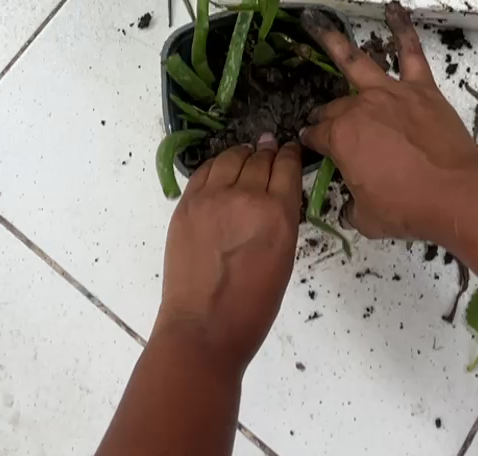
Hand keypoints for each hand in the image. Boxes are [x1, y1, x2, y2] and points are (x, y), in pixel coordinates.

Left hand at [154, 135, 303, 369]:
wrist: (203, 328)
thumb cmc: (253, 305)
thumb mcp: (284, 256)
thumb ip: (281, 217)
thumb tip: (275, 190)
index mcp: (278, 213)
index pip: (287, 166)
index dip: (290, 154)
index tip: (290, 150)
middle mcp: (247, 196)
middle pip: (260, 158)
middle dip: (268, 154)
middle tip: (269, 151)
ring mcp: (212, 197)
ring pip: (232, 157)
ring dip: (242, 155)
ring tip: (245, 157)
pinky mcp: (187, 203)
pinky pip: (205, 170)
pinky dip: (217, 166)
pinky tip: (221, 170)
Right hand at [298, 4, 477, 240]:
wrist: (455, 192)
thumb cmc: (408, 207)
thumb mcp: (367, 218)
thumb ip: (352, 207)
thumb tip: (349, 208)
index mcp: (341, 138)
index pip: (318, 136)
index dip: (312, 142)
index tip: (311, 145)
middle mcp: (359, 108)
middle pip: (334, 107)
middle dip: (324, 114)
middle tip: (322, 121)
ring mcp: (390, 93)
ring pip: (357, 62)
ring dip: (334, 41)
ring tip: (317, 23)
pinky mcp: (421, 89)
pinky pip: (411, 53)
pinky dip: (403, 30)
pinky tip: (395, 10)